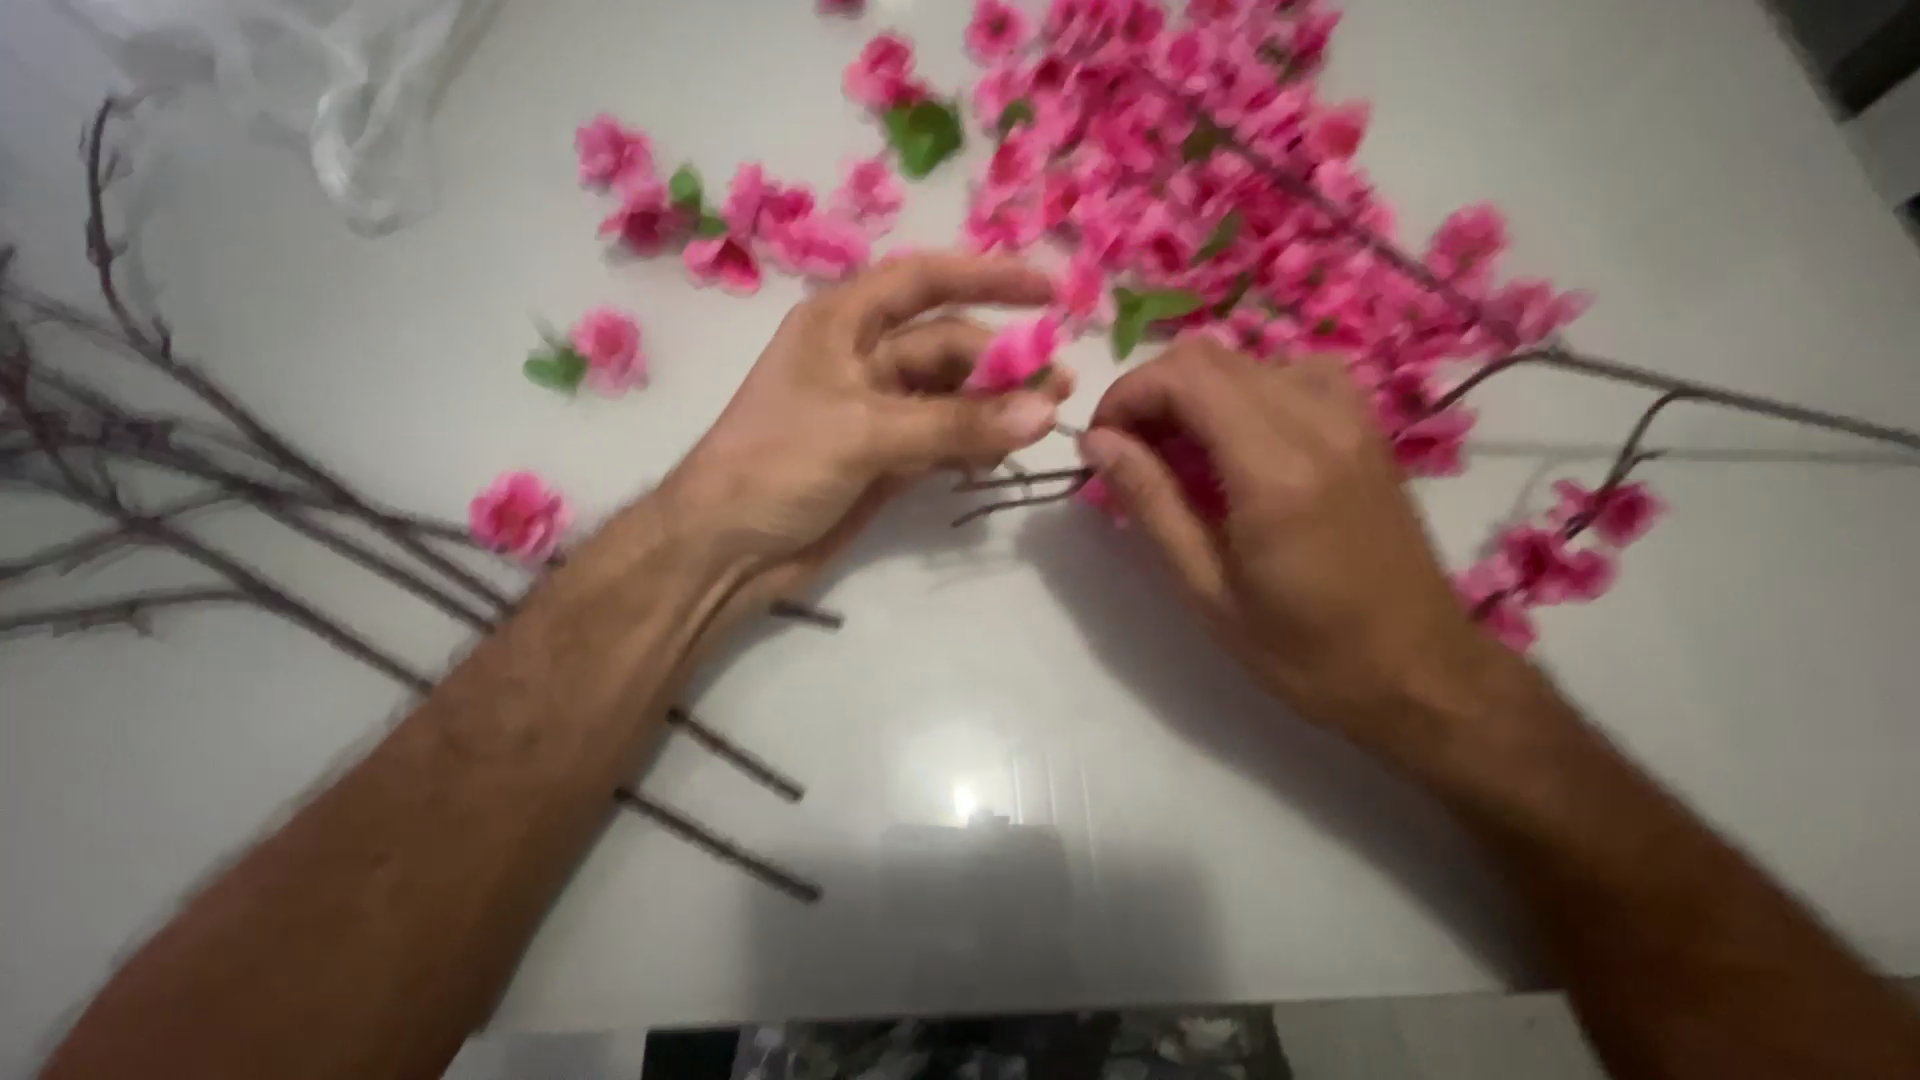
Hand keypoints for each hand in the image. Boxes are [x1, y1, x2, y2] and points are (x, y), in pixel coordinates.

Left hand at [653, 252, 1068, 587]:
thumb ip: (955, 424)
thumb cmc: (776, 467)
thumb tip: (1045, 412)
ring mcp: (878, 412)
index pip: (925, 281)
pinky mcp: (888, 459)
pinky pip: (946, 440)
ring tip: (1051, 417)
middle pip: (948, 346)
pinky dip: (976, 444)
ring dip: (997, 406)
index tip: (1049, 290)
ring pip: (953, 397)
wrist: (725, 549)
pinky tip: (1008, 452)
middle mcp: (863, 358)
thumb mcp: (863, 433)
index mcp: (842, 323)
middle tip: (1060, 384)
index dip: (988, 277)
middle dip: (1003, 361)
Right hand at [1080, 338, 1523, 756]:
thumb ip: (1152, 503)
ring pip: (1248, 359)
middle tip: (1128, 451)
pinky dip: (1246, 390)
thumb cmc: (1304, 650)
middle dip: (1152, 391)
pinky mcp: (1367, 427)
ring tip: (1178, 449)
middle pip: (1210, 357)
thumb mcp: (1208, 591)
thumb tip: (1098, 442)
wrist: (1419, 669)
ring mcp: (1352, 418)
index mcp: (1275, 471)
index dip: (1126, 395)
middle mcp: (1318, 423)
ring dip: (1196, 390)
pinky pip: (1292, 373)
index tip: (1100, 442)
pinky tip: (1239, 441)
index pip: (1184, 378)